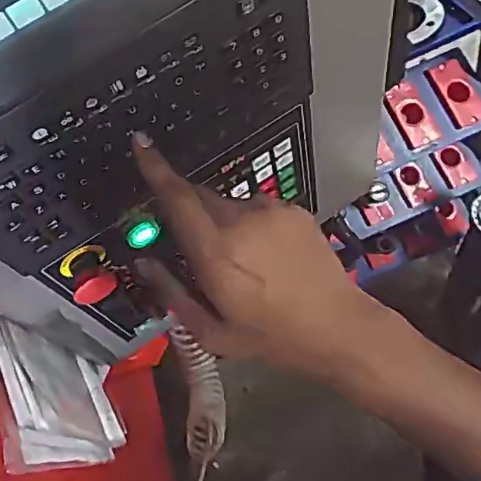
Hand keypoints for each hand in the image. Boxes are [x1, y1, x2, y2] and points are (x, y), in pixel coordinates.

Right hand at [131, 134, 387, 377]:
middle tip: (203, 254)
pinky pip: (259, 208)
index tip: (143, 144)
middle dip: (191, 215)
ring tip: (246, 264)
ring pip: (230, 204)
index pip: (177, 197)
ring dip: (225, 224)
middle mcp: (243, 222)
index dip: (154, 167)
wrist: (337, 325)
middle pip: (200, 197)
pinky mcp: (294, 210)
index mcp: (216, 252)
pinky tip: (268, 256)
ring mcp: (272, 212)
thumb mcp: (213, 331)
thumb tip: (147, 266)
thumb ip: (172, 293)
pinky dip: (254, 225)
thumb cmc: (276, 336)